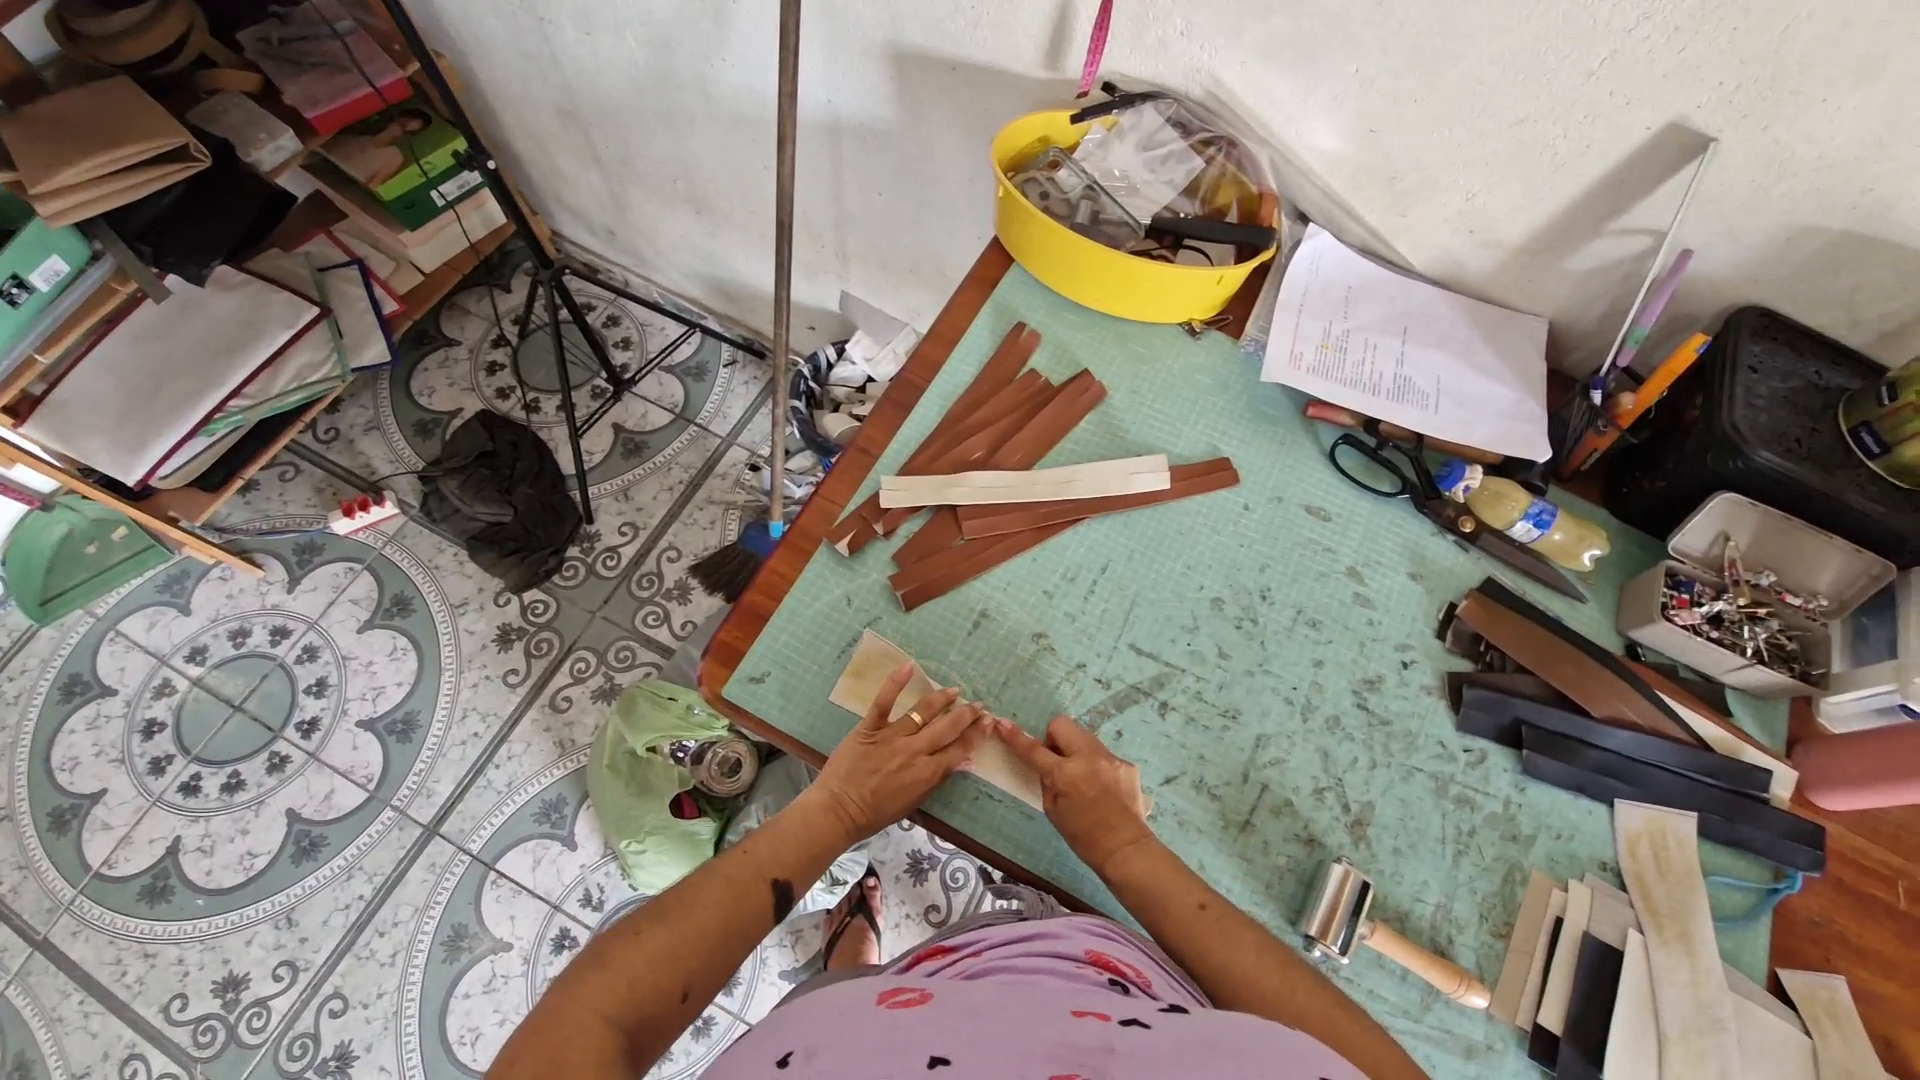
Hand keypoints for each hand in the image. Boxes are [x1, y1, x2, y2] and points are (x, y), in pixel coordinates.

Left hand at [807, 663, 990, 845]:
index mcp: (928, 773)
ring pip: (924, 711)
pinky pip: (884, 702)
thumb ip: (938, 779)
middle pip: (948, 727)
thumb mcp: (914, 802)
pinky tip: (909, 666)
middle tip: (979, 704)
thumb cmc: (876, 813)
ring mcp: (892, 737)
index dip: (977, 734)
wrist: (838, 810)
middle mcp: (915, 751)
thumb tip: (964, 762)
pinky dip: (896, 683)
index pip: (960, 748)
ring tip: (955, 690)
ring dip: (942, 698)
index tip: (989, 721)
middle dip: (967, 714)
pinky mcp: (870, 728)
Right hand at [994, 715, 1153, 876]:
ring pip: (1084, 736)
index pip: (1034, 749)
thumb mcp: (1053, 810)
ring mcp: (1110, 758)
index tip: (1002, 724)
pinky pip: (1102, 754)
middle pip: (1061, 724)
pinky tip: (1101, 787)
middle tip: (1055, 759)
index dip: (1016, 736)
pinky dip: (1095, 764)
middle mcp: (1088, 758)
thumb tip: (1047, 764)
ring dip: (1075, 749)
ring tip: (1081, 776)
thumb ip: (1047, 781)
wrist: (1126, 849)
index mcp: (1065, 774)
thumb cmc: (1084, 837)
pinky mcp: (1125, 764)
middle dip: (1053, 737)